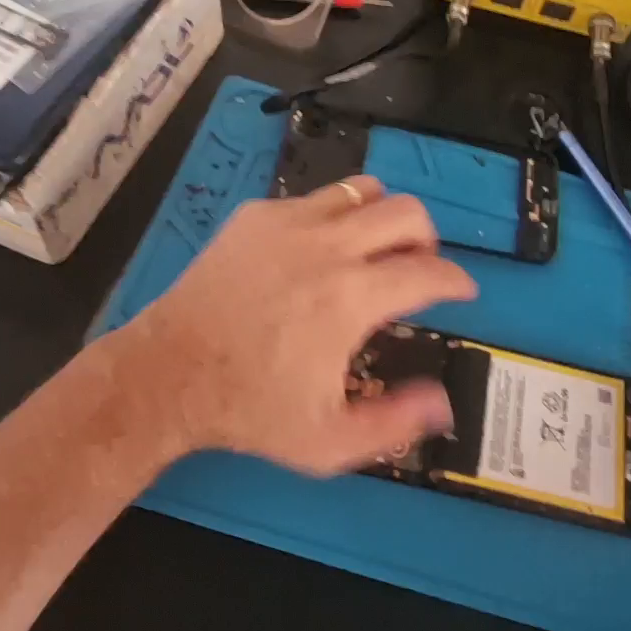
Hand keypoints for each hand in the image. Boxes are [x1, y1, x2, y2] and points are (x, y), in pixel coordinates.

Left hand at [129, 176, 475, 474]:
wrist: (169, 373)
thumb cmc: (251, 408)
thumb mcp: (329, 441)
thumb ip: (395, 422)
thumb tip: (444, 403)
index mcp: (353, 297)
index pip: (430, 270)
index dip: (456, 279)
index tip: (461, 289)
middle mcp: (329, 246)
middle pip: (407, 211)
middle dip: (427, 237)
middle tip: (418, 265)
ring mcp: (289, 221)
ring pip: (363, 190)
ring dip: (382, 216)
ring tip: (373, 248)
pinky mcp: (257, 214)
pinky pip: (315, 198)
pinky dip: (332, 218)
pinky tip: (314, 252)